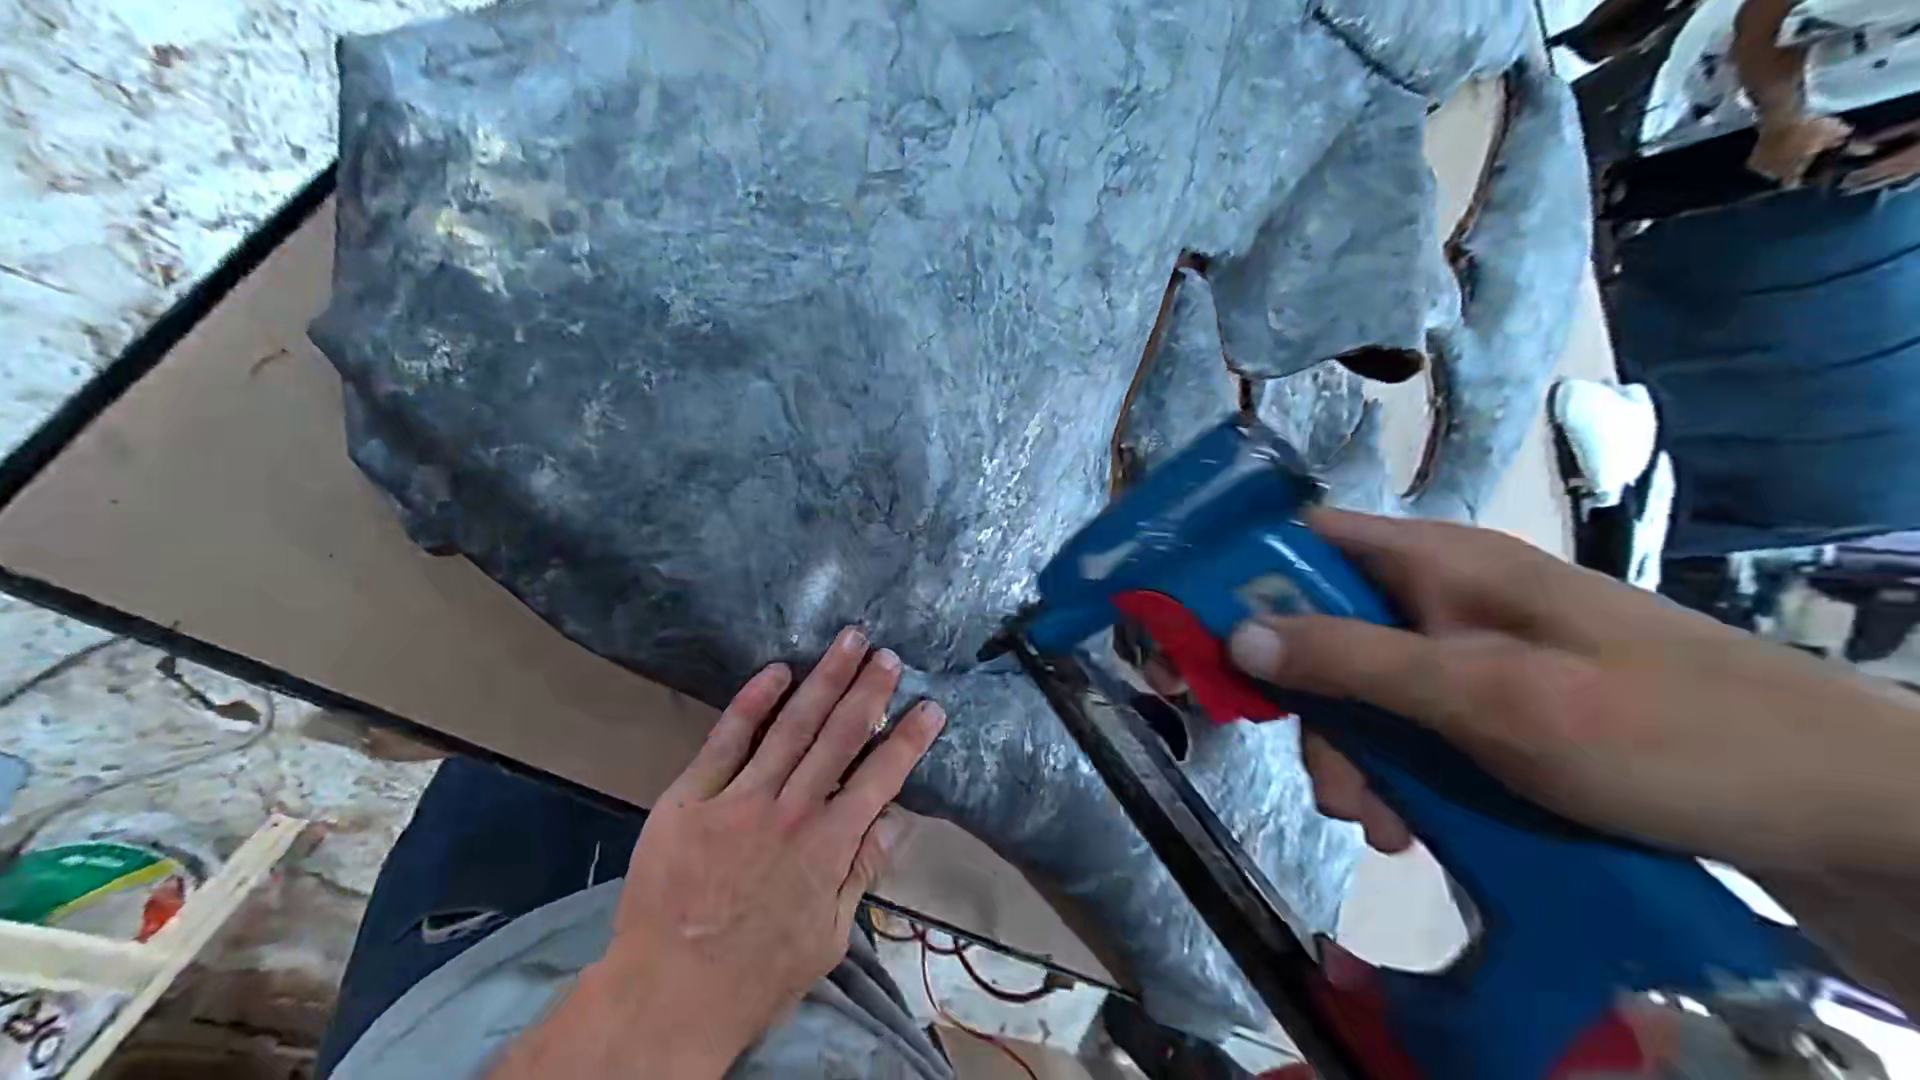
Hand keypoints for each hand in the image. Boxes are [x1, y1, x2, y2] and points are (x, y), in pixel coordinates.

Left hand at [489, 626, 944, 1079]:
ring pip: (791, 725)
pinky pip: (726, 739)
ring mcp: (739, 797)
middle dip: (868, 690)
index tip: (931, 705)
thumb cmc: (757, 973)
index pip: (882, 778)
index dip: (910, 739)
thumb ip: (862, 870)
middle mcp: (790, 810)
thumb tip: (898, 818)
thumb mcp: (829, 935)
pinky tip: (776, 670)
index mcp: (828, 845)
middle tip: (888, 654)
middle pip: (839, 736)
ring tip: (849, 641)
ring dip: (824, 679)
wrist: (665, 995)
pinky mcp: (691, 796)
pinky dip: (752, 702)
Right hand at [1226, 509, 1919, 876]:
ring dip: (1350, 753)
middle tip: (1321, 777)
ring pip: (1355, 683)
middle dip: (1305, 702)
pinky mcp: (1484, 695)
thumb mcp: (1487, 697)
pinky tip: (1410, 823)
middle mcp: (1433, 591)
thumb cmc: (1660, 731)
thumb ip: (1353, 659)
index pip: (1301, 540)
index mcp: (1430, 560)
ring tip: (1378, 822)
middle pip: (1318, 624)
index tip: (1200, 641)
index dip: (1238, 578)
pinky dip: (1392, 770)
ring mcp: (1459, 645)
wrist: (1839, 810)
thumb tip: (1236, 633)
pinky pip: (1403, 720)